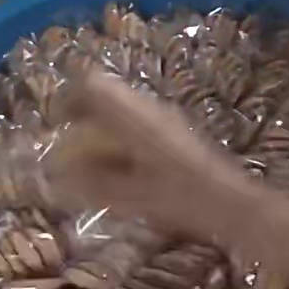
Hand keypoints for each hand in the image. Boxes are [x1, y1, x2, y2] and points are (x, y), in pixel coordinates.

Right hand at [45, 71, 259, 241]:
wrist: (231, 203)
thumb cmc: (177, 198)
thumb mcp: (127, 195)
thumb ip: (89, 180)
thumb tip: (58, 170)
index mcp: (134, 116)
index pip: (93, 85)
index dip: (69, 99)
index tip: (58, 123)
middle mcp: (150, 108)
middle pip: (108, 94)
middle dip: (86, 116)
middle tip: (73, 145)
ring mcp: (167, 116)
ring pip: (126, 107)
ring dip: (106, 126)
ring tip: (96, 158)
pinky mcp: (178, 130)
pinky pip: (141, 121)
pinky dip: (125, 136)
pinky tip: (126, 164)